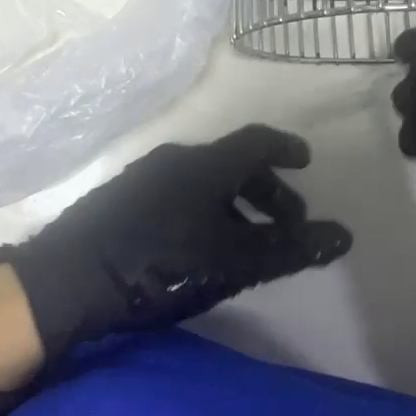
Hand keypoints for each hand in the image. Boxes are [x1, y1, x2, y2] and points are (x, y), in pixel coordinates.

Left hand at [0, 124, 352, 357]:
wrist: (72, 274)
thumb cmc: (161, 262)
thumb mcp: (232, 261)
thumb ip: (288, 248)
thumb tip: (342, 235)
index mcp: (205, 164)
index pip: (256, 141)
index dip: (285, 149)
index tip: (306, 162)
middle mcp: (176, 158)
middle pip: (232, 163)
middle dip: (265, 191)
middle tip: (287, 224)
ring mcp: (146, 176)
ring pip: (205, 180)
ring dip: (235, 204)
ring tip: (250, 243)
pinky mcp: (124, 197)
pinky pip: (180, 192)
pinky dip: (206, 209)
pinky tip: (204, 245)